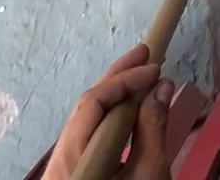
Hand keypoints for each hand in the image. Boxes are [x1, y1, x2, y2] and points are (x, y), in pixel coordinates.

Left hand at [42, 44, 172, 179]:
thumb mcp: (149, 174)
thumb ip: (153, 128)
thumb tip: (160, 87)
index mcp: (75, 162)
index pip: (95, 104)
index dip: (125, 79)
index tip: (156, 66)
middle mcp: (58, 164)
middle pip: (85, 109)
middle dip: (118, 78)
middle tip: (146, 52)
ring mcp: (59, 174)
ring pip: (84, 123)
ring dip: (115, 95)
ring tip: (141, 75)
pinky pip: (86, 138)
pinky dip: (109, 118)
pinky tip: (128, 109)